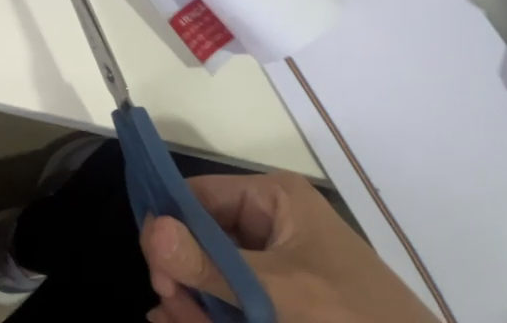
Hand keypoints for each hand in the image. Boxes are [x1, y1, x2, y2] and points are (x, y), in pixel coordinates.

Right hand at [140, 173, 437, 322]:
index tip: (159, 276)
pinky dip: (209, 311)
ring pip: (211, 271)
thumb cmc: (356, 318)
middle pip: (198, 238)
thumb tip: (150, 231)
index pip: (195, 197)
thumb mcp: (282, 293)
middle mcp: (269, 220)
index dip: (168, 232)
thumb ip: (213, 265)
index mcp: (273, 198)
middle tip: (172, 310)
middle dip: (182, 276)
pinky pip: (231, 295)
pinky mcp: (282, 295)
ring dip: (192, 300)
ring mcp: (275, 260)